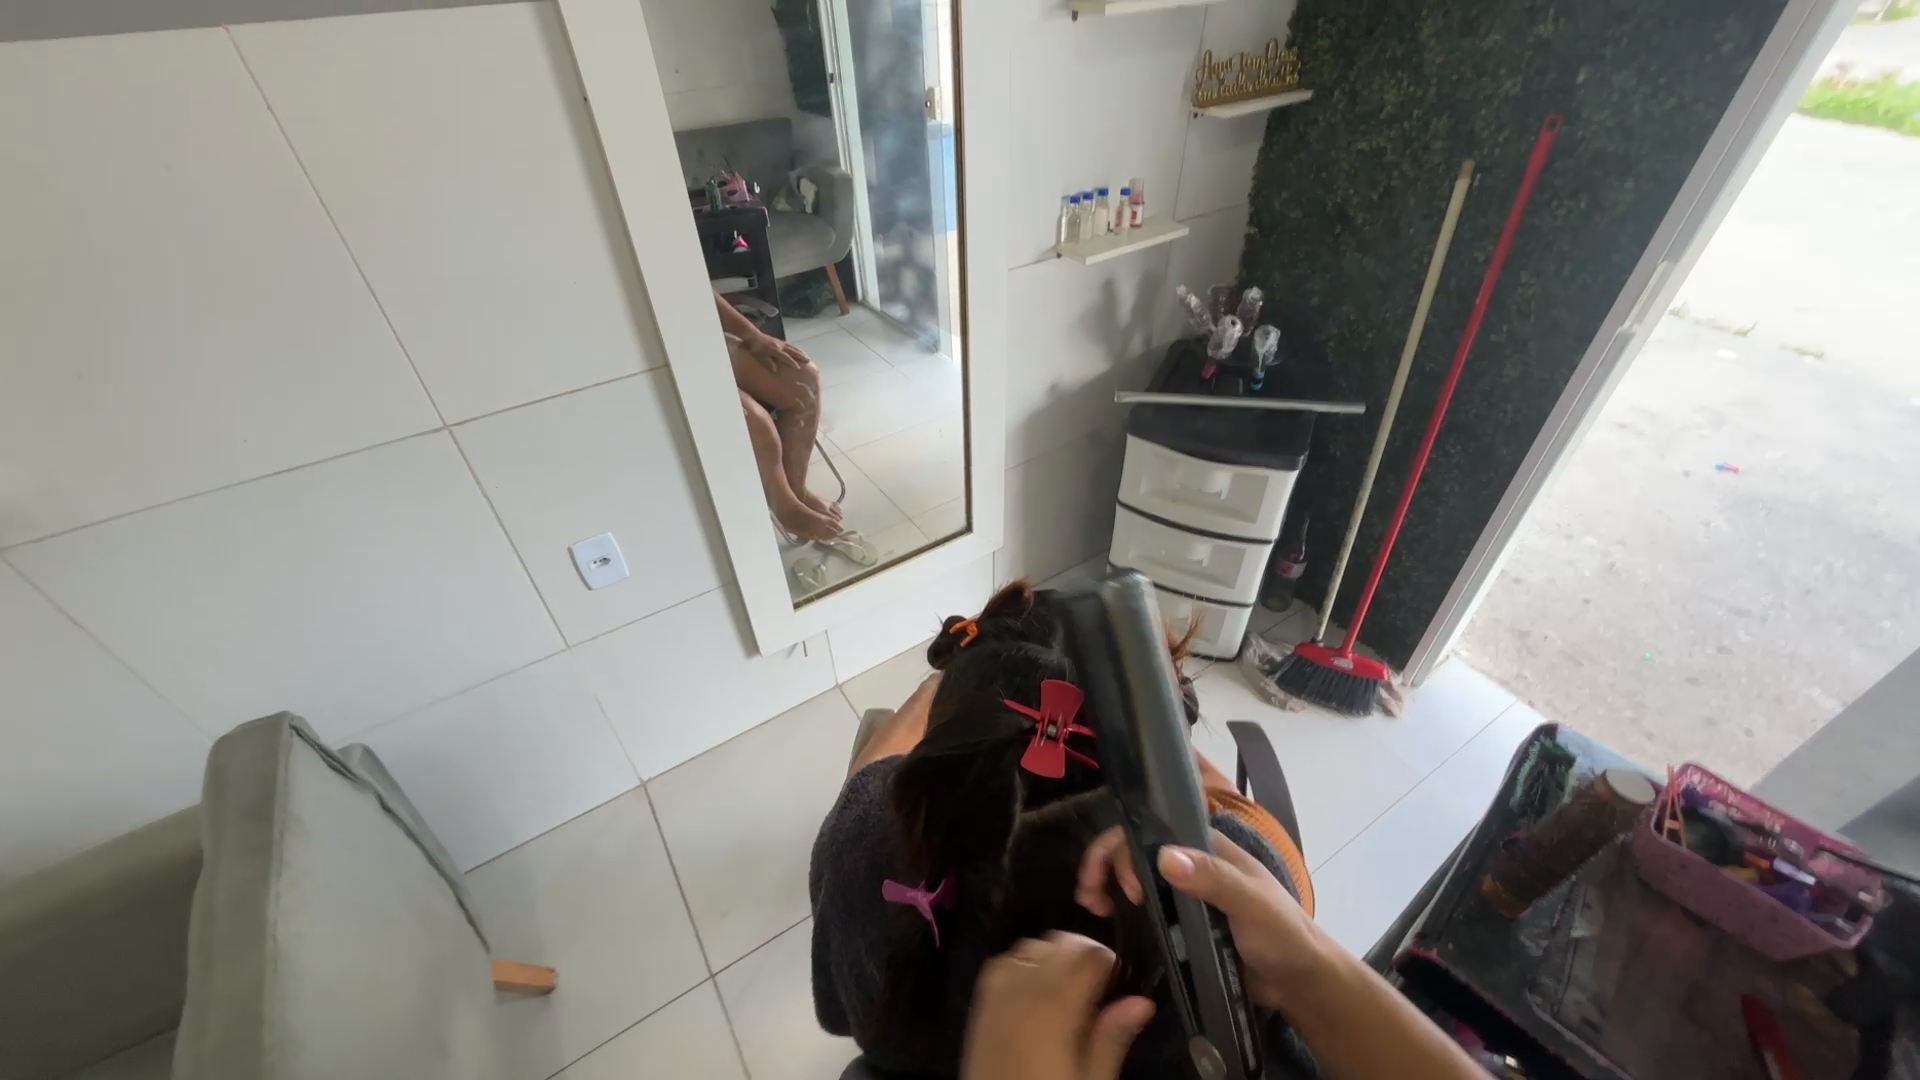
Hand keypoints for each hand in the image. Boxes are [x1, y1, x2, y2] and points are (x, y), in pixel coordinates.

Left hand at [744, 332, 812, 370]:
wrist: (752, 335)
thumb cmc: (755, 348)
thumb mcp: (759, 356)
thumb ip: (768, 363)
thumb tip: (775, 370)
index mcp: (775, 350)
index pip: (786, 357)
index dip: (792, 363)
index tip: (799, 368)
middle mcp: (780, 346)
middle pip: (792, 351)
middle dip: (801, 356)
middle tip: (808, 361)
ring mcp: (780, 343)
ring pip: (793, 347)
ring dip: (800, 352)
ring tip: (807, 356)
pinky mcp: (779, 341)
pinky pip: (790, 345)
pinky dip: (796, 348)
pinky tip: (798, 351)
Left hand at [962, 933, 1155, 1079]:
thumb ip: (1113, 1039)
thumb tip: (1143, 1001)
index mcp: (1055, 1008)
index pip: (1090, 955)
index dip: (1111, 963)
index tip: (1121, 986)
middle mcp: (1024, 987)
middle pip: (1062, 941)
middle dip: (1086, 956)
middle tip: (1100, 991)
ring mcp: (998, 992)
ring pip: (1033, 944)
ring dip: (1055, 956)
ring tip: (1070, 991)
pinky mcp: (981, 1002)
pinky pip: (1005, 960)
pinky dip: (1024, 962)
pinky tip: (1036, 990)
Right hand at [1076, 827, 1325, 1012]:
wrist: (1297, 981)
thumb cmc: (1281, 932)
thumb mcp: (1251, 901)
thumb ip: (1213, 878)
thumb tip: (1163, 855)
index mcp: (1203, 845)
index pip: (1151, 829)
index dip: (1125, 849)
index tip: (1124, 887)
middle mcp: (1187, 860)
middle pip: (1133, 847)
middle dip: (1104, 862)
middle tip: (1089, 895)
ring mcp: (1180, 890)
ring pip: (1131, 872)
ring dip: (1104, 880)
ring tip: (1090, 904)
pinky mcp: (1177, 920)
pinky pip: (1141, 904)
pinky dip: (1117, 904)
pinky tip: (1107, 918)